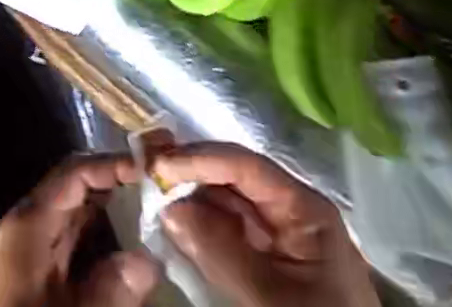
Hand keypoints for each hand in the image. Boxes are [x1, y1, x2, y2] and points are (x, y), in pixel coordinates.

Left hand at [0, 153, 159, 306]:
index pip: (77, 170)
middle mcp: (31, 222)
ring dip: (117, 209)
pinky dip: (106, 235)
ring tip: (158, 209)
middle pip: (80, 185)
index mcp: (31, 220)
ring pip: (82, 211)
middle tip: (163, 182)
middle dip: (121, 182)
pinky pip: (78, 238)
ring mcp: (34, 246)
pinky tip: (133, 247)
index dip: (115, 164)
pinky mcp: (39, 271)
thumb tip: (151, 261)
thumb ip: (110, 291)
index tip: (155, 170)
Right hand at [152, 142, 379, 306]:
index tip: (158, 163)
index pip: (246, 166)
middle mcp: (292, 211)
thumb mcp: (270, 298)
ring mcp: (281, 238)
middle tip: (147, 174)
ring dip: (194, 202)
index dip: (201, 159)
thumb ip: (220, 251)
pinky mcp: (272, 264)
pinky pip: (232, 235)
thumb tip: (171, 208)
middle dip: (193, 175)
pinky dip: (204, 231)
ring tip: (154, 198)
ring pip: (230, 206)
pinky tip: (177, 230)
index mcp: (304, 207)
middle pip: (236, 179)